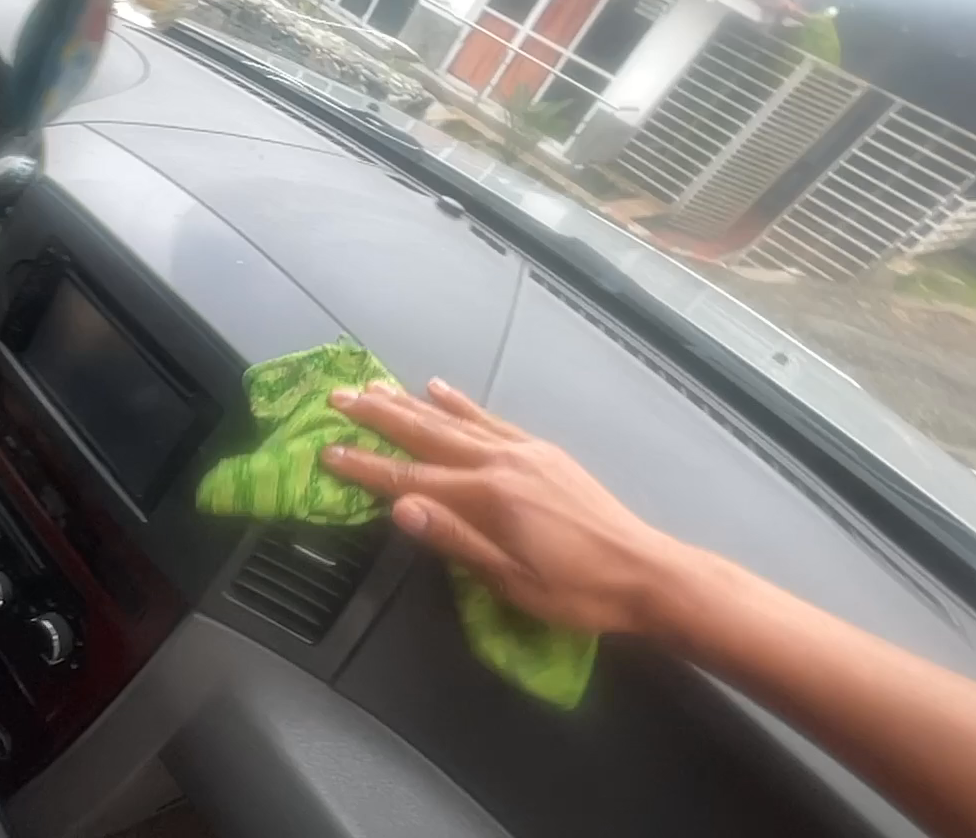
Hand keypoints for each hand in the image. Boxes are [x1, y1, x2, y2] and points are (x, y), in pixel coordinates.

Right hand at [322, 379, 691, 635]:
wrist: (648, 572)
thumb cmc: (575, 590)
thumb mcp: (511, 581)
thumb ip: (454, 539)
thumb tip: (399, 506)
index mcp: (485, 497)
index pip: (409, 477)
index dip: (364, 466)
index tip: (327, 450)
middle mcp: (495, 461)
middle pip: (423, 433)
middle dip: (375, 415)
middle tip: (337, 397)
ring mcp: (518, 449)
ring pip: (449, 419)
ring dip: (405, 402)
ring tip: (371, 384)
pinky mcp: (537, 447)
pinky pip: (487, 418)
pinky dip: (457, 401)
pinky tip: (435, 387)